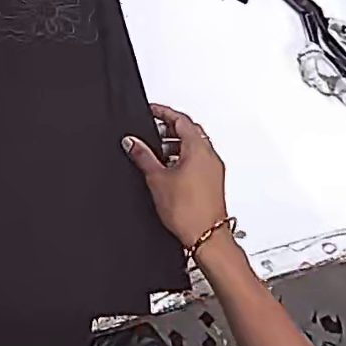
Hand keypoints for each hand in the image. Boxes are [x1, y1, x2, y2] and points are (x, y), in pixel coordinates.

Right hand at [123, 103, 230, 248]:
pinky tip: (169, 170)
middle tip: (153, 129)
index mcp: (198, 149)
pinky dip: (183, 158)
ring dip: (176, 144)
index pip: (181, 120)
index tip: (153, 109)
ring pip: (195, 146)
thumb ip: (143, 156)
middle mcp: (210, 156)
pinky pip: (198, 161)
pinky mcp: (212, 181)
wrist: (206, 236)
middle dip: (170, 128)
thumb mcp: (157, 178)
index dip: (164, 112)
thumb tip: (132, 142)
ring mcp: (213, 169)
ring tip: (157, 152)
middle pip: (190, 131)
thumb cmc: (188, 210)